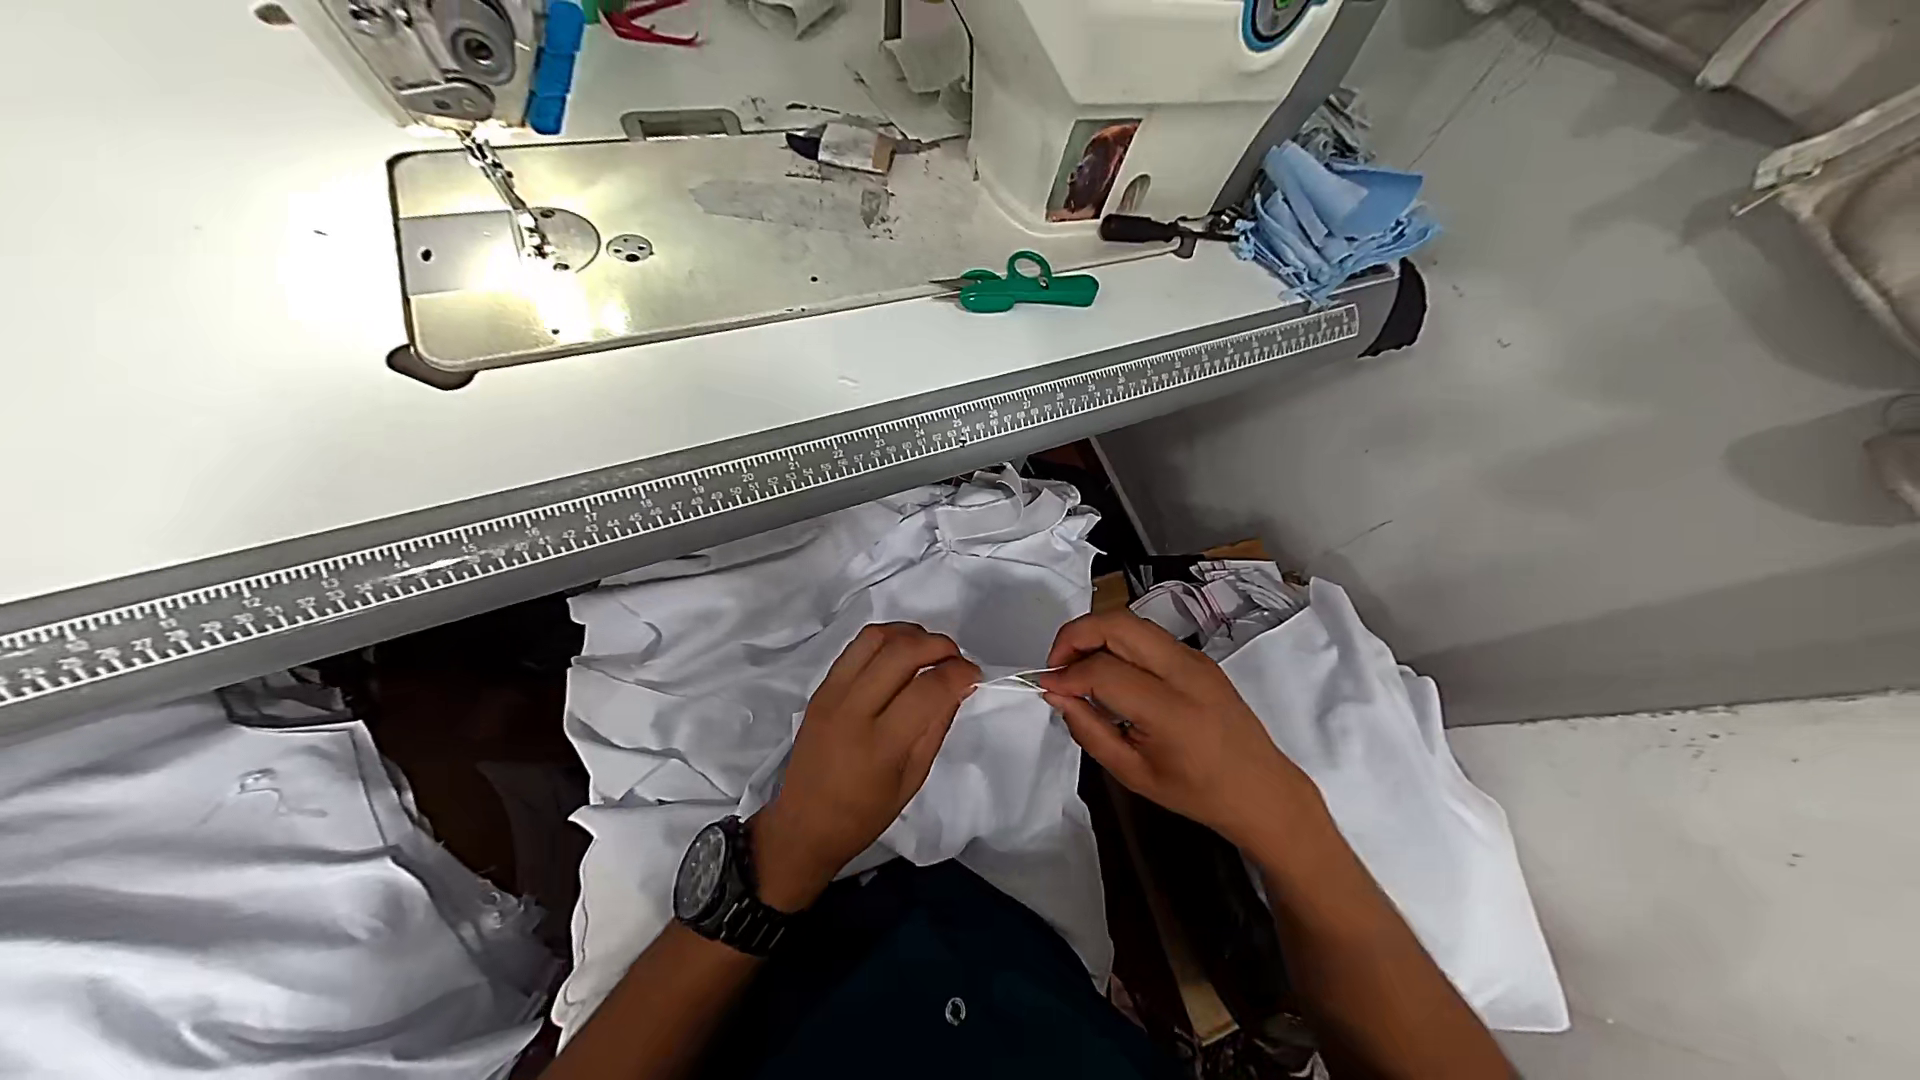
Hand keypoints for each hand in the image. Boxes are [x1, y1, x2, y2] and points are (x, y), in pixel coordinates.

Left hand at [751, 623, 978, 910]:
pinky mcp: (820, 687)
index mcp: (880, 745)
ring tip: (928, 650)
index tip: (973, 673)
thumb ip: (936, 727)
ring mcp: (831, 694)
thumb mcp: (913, 779)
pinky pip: (856, 647)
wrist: (804, 823)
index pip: (928, 689)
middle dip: (939, 645)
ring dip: (910, 634)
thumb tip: (959, 685)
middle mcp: (852, 711)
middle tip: (955, 658)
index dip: (959, 672)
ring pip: (876, 638)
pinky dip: (885, 639)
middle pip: (902, 652)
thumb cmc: (864, 812)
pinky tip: (900, 653)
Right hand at [1037, 611, 1316, 847]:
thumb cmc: (1197, 792)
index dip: (1066, 675)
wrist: (1262, 790)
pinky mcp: (1198, 656)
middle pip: (1117, 624)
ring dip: (1095, 633)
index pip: (1102, 671)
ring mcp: (1194, 658)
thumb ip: (1089, 730)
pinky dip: (1116, 640)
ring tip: (1076, 665)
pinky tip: (1106, 668)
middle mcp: (1184, 672)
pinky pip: (1147, 634)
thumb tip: (1057, 695)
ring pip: (1131, 621)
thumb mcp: (1133, 773)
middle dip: (1075, 635)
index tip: (1046, 687)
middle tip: (1056, 663)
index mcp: (1170, 710)